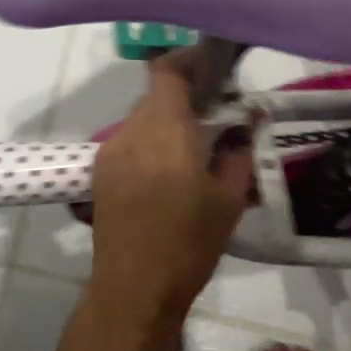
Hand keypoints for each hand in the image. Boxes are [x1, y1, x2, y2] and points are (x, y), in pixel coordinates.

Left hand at [88, 55, 254, 318]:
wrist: (135, 289)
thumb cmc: (189, 242)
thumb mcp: (229, 199)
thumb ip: (241, 152)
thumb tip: (250, 121)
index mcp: (166, 127)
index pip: (168, 70)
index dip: (189, 61)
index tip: (212, 70)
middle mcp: (133, 128)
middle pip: (157, 95)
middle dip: (184, 100)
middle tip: (213, 118)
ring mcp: (111, 148)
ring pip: (143, 118)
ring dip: (166, 123)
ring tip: (191, 152)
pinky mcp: (100, 169)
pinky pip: (130, 140)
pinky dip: (149, 144)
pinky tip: (166, 175)